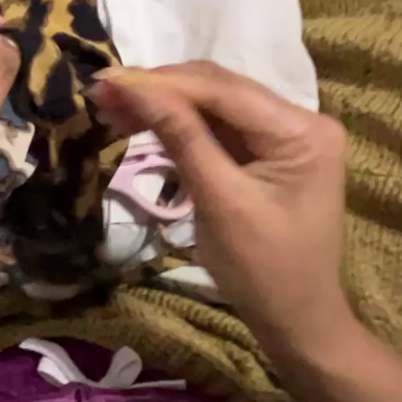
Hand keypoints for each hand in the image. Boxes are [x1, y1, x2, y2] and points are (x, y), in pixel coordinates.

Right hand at [88, 61, 355, 350]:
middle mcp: (298, 120)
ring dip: (159, 102)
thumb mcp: (218, 199)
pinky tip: (137, 122)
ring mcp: (281, 133)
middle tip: (101, 94)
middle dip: (156, 89)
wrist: (296, 320)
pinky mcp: (263, 149)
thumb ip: (178, 135)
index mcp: (301, 131)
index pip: (220, 90)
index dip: (159, 83)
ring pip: (209, 101)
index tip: (106, 81)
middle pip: (215, 88)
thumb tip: (130, 87)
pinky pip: (212, 123)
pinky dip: (173, 122)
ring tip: (110, 107)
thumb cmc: (262, 267)